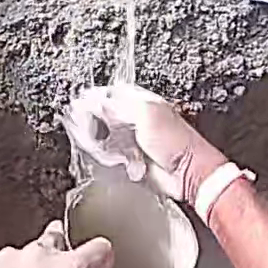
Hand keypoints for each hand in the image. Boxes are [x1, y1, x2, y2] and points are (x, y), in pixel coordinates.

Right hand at [63, 84, 228, 202]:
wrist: (186, 173)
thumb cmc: (175, 141)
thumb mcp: (146, 114)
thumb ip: (119, 105)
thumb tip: (95, 100)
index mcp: (139, 100)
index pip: (108, 94)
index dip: (93, 101)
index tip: (82, 109)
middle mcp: (133, 117)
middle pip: (101, 117)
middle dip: (98, 127)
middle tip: (100, 135)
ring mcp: (131, 138)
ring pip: (103, 139)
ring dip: (108, 148)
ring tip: (122, 154)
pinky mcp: (129, 158)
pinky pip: (110, 157)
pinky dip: (114, 161)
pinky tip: (126, 164)